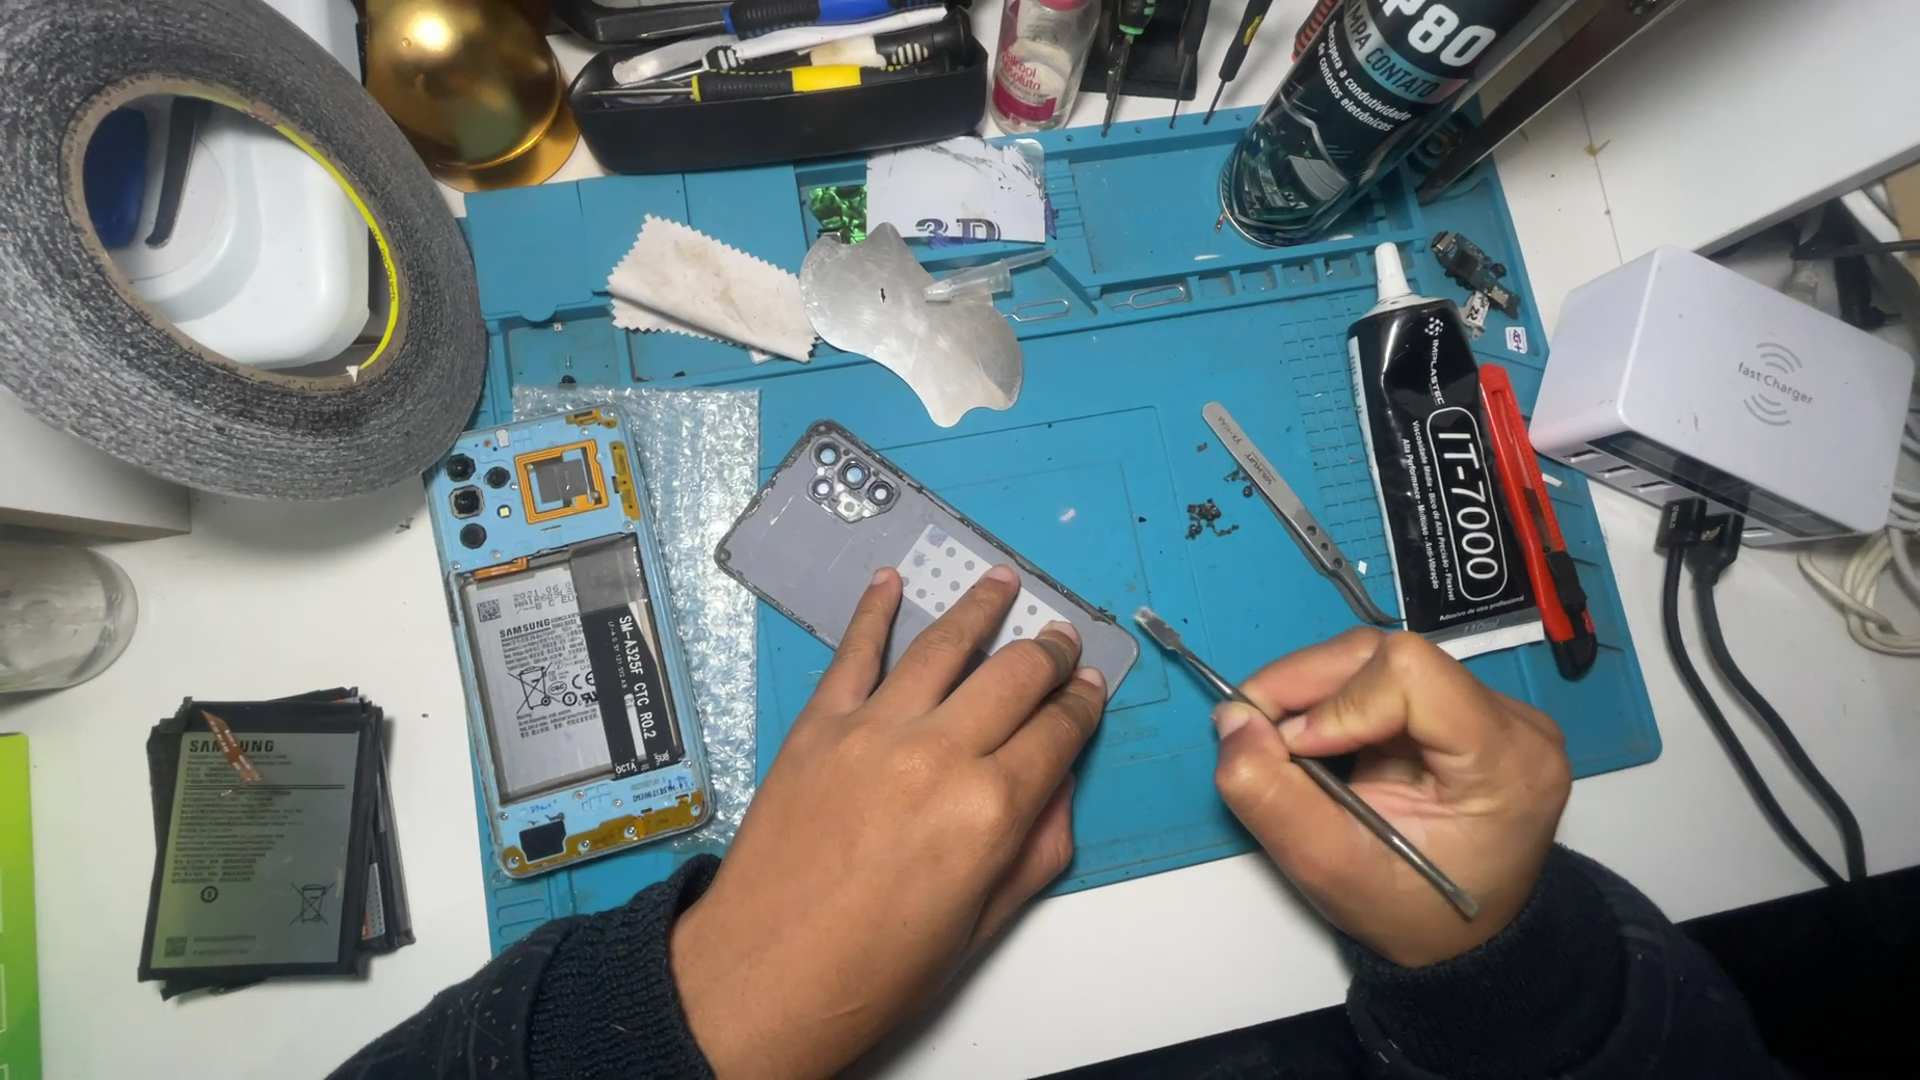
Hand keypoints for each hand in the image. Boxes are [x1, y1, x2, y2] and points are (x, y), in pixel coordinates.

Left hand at [670, 565, 1106, 1078]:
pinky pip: (854, 652)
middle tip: (1060, 637)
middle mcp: (939, 753)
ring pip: (942, 646)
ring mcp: (873, 728)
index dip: (1083, 704)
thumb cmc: (880, 969)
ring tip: (1002, 581)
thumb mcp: (984, 926)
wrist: (761, 980)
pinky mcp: (819, 722)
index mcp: (991, 809)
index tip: (1090, 686)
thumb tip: (1061, 780)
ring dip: (980, 606)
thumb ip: (1038, 846)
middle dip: (1049, 652)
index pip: (1059, 731)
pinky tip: (890, 581)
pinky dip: (873, 610)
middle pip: (1014, 675)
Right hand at [1212, 628, 1570, 967]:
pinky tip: (1308, 735)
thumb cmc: (1404, 908)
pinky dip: (1318, 696)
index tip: (1293, 751)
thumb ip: (1268, 794)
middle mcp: (1503, 716)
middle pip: (1378, 654)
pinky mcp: (1446, 701)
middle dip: (1301, 687)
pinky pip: (1366, 671)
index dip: (1336, 702)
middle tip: (1259, 733)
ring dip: (1303, 689)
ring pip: (1364, 655)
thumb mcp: (1326, 867)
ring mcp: (1478, 703)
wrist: (1452, 931)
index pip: (1409, 674)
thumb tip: (1232, 719)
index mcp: (1501, 759)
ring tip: (1282, 741)